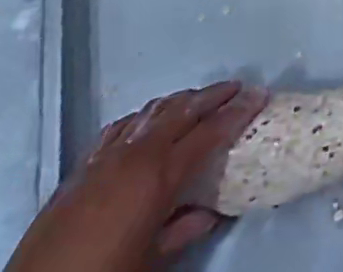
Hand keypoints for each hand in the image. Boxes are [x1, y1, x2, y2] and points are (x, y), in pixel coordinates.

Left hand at [7, 80, 269, 271]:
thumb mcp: (153, 261)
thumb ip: (184, 230)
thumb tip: (211, 213)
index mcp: (159, 175)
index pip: (209, 132)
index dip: (236, 113)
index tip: (258, 96)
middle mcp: (135, 153)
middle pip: (182, 109)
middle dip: (212, 95)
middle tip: (237, 88)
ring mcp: (106, 154)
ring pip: (152, 111)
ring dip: (180, 101)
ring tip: (200, 100)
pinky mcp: (83, 163)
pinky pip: (122, 125)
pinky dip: (144, 116)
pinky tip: (148, 122)